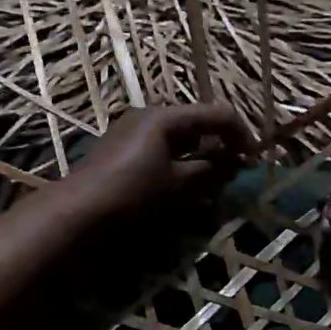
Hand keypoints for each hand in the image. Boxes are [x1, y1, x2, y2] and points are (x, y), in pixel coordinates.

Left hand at [63, 104, 251, 216]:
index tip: (254, 163)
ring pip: (180, 141)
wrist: (76, 214)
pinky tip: (185, 191)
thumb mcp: (179, 185)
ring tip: (213, 187)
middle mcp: (148, 117)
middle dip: (220, 148)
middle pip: (198, 125)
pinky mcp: (123, 154)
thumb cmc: (132, 194)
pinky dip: (180, 167)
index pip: (217, 115)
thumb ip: (212, 171)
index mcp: (165, 116)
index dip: (241, 136)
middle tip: (234, 175)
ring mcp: (133, 134)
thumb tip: (237, 163)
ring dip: (201, 161)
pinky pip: (162, 154)